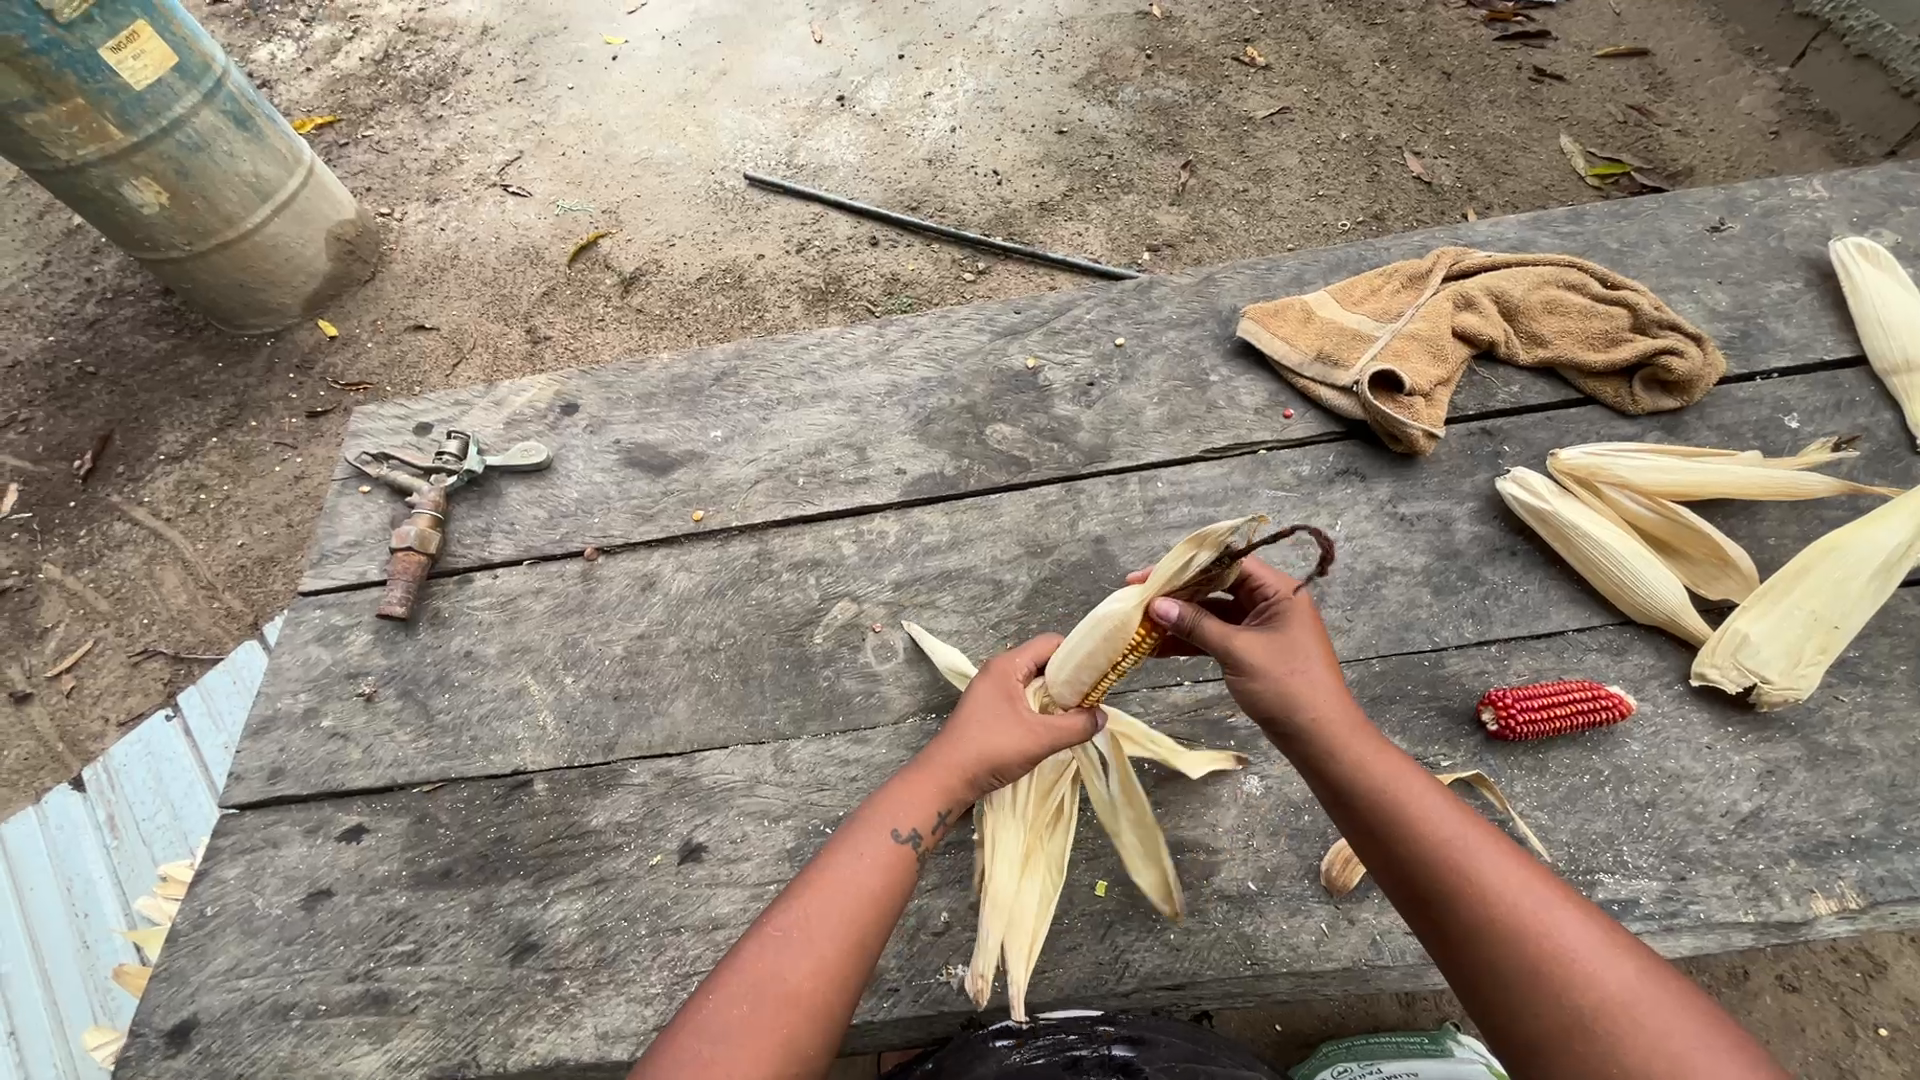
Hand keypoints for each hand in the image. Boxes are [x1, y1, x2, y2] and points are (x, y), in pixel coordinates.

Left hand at [916, 634, 1104, 800]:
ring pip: (1034, 683)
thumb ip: (1076, 725)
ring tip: (1080, 713)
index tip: (1099, 674)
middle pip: (1043, 662)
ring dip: (1056, 696)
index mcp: (1007, 665)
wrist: (946, 778)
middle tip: (1094, 697)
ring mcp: (992, 691)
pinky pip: (1023, 699)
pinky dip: (1042, 707)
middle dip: (1070, 677)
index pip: (1050, 644)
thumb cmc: (990, 749)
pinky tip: (1056, 725)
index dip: (1078, 655)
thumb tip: (1102, 717)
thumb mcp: (1040, 738)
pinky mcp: (990, 710)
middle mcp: (998, 671)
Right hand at [1128, 555, 1358, 735]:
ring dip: (1179, 617)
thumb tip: (1155, 605)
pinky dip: (1189, 639)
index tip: (1149, 577)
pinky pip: (1215, 635)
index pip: (1226, 562)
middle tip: (1136, 596)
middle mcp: (1269, 602)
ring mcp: (1259, 626)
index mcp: (1278, 590)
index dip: (1185, 566)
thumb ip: (1196, 625)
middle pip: (1215, 585)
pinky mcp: (1250, 649)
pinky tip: (1158, 646)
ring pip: (1211, 612)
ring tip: (1141, 622)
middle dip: (1177, 592)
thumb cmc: (1286, 686)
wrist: (1319, 737)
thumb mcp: (1237, 651)